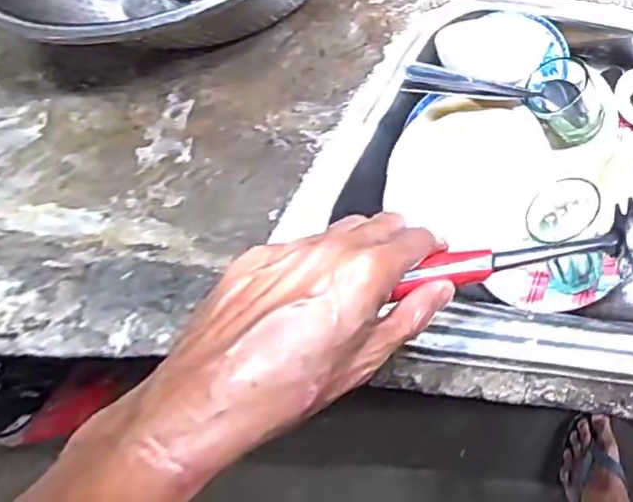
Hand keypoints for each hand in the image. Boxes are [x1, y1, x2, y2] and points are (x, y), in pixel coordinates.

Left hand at [42, 213, 452, 498]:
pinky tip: (302, 295)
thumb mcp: (363, 361)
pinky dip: (313, 259)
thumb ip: (411, 315)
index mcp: (366, 271)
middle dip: (400, 243)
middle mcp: (331, 249)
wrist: (193, 410)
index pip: (421, 237)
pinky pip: (301, 243)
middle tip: (397, 276)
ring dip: (359, 246)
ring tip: (347, 286)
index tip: (438, 263)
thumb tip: (438, 291)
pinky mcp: (256, 258)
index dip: (435, 252)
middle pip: (388, 221)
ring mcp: (291, 250)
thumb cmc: (275, 393)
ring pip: (346, 228)